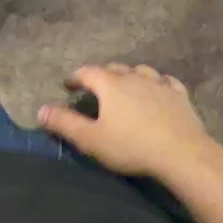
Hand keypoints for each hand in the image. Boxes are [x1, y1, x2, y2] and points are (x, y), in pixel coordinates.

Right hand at [38, 63, 219, 177]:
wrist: (182, 153)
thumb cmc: (132, 146)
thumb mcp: (91, 139)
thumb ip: (65, 124)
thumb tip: (40, 110)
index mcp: (110, 84)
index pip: (87, 72)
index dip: (76, 77)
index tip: (68, 84)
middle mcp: (133, 77)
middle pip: (113, 68)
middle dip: (102, 75)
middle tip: (95, 86)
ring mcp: (159, 84)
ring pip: (140, 71)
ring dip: (130, 75)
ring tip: (126, 85)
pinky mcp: (179, 96)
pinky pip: (166, 82)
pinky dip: (157, 83)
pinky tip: (158, 89)